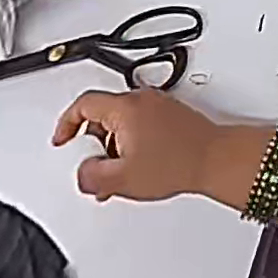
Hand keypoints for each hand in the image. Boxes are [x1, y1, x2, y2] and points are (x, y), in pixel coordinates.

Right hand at [51, 88, 274, 209]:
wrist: (215, 158)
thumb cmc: (178, 161)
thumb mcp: (120, 178)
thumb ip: (89, 175)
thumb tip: (83, 172)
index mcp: (127, 107)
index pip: (84, 104)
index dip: (66, 123)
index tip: (62, 140)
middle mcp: (144, 100)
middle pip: (103, 113)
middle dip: (93, 141)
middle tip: (95, 165)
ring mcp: (160, 105)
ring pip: (122, 120)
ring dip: (113, 145)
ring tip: (118, 173)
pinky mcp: (171, 114)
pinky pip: (141, 123)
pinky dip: (131, 141)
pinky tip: (135, 166)